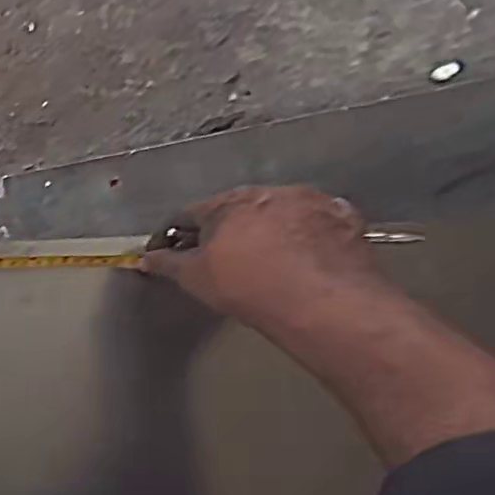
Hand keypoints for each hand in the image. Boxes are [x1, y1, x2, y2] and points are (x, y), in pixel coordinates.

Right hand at [139, 185, 401, 332]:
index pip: (187, 214)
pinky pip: (308, 223)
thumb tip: (149, 258)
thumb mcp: (192, 277)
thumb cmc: (246, 285)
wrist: (322, 301)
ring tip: (250, 260)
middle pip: (233, 209)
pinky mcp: (345, 218)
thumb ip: (166, 263)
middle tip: (206, 257)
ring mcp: (314, 202)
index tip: (164, 253)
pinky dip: (294, 236)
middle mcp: (272, 192)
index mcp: (229, 203)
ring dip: (257, 231)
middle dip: (217, 230)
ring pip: (272, 213)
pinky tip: (288, 260)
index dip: (170, 235)